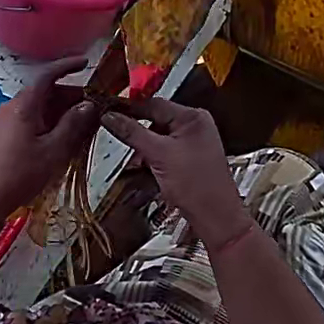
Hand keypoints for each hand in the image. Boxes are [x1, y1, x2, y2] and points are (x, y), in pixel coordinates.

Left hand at [0, 57, 100, 229]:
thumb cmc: (18, 173)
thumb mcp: (53, 150)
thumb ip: (73, 125)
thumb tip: (89, 105)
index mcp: (24, 104)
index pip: (48, 75)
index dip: (67, 66)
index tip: (86, 63)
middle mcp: (15, 107)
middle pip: (47, 93)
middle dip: (72, 98)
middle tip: (97, 108)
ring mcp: (9, 122)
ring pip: (42, 109)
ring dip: (64, 114)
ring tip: (88, 127)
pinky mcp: (7, 138)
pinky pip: (34, 123)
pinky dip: (53, 126)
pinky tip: (67, 141)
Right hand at [101, 97, 252, 250]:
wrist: (216, 219)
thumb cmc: (198, 187)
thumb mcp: (159, 154)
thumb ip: (132, 132)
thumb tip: (110, 117)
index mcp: (193, 117)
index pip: (153, 104)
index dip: (128, 107)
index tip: (107, 110)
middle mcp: (194, 125)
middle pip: (155, 119)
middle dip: (135, 130)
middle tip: (113, 131)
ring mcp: (192, 142)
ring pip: (157, 136)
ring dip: (142, 146)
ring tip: (132, 158)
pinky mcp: (188, 158)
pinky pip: (163, 149)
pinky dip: (151, 156)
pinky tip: (143, 167)